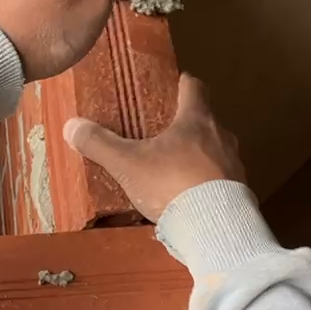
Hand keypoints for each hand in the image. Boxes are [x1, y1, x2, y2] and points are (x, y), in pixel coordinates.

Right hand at [63, 75, 246, 221]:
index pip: (194, 88)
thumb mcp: (128, 164)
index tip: (173, 84)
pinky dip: (205, 181)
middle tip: (164, 131)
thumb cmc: (171, 184)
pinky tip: (188, 196)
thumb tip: (71, 126)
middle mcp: (221, 136)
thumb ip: (100, 144)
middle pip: (206, 120)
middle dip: (186, 124)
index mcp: (196, 120)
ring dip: (198, 154)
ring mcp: (234, 164)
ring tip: (174, 167)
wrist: (214, 226)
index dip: (182, 83)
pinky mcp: (239, 191)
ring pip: (215, 150)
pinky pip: (220, 179)